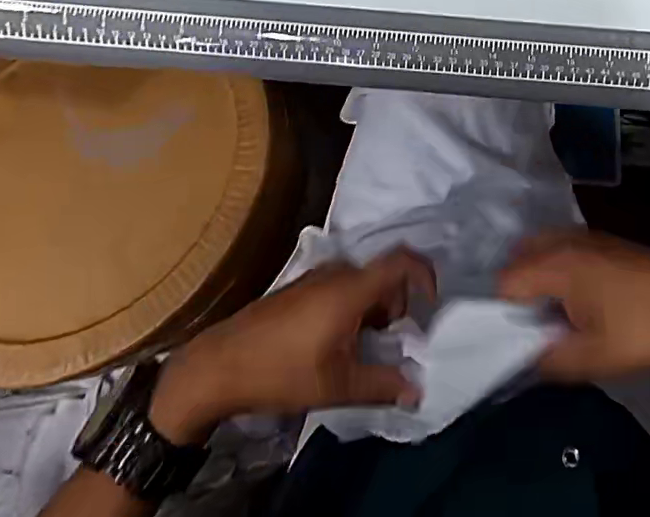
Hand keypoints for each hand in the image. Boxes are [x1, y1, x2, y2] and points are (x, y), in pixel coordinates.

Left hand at [147, 249, 435, 443]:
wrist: (219, 365)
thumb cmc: (281, 371)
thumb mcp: (336, 385)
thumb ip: (382, 384)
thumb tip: (416, 388)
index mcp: (351, 287)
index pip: (401, 260)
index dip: (425, 274)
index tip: (430, 304)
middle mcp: (337, 271)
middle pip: (384, 275)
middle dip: (396, 305)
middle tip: (388, 342)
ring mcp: (316, 276)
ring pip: (362, 282)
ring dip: (372, 309)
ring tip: (359, 348)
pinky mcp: (300, 286)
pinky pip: (341, 286)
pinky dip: (352, 307)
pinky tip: (335, 342)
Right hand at [497, 230, 649, 382]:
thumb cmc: (644, 332)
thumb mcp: (592, 359)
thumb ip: (547, 359)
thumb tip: (525, 356)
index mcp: (557, 265)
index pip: (505, 281)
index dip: (503, 312)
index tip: (520, 338)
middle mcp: (566, 241)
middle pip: (520, 259)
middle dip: (519, 292)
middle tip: (537, 326)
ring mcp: (588, 236)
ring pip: (543, 250)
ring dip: (539, 278)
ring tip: (559, 314)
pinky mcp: (607, 240)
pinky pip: (565, 248)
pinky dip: (560, 268)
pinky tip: (584, 299)